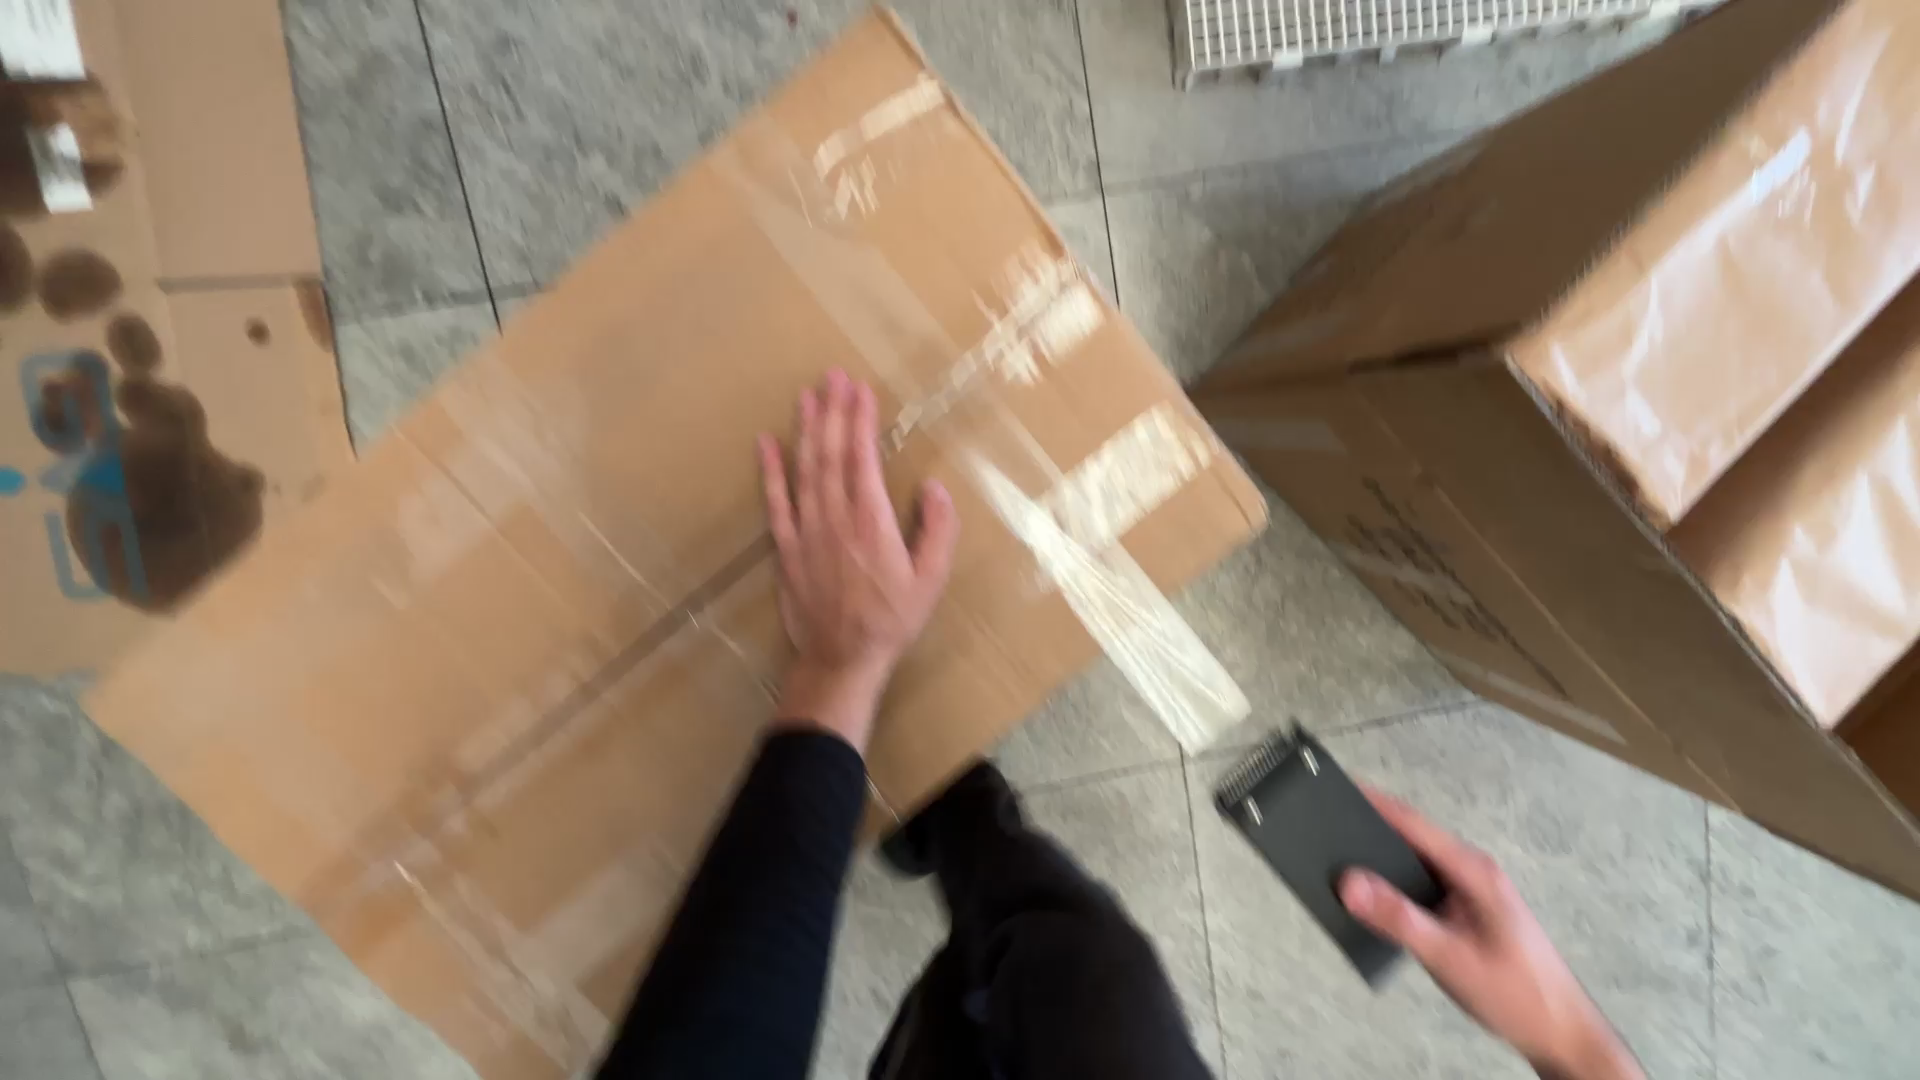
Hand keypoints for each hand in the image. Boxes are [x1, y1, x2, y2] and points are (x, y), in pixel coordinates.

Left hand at [757, 369, 958, 752]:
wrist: (842, 658)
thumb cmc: (892, 620)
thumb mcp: (931, 580)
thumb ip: (937, 530)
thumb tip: (933, 487)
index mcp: (871, 521)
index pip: (863, 457)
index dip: (861, 420)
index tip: (861, 389)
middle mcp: (834, 516)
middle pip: (832, 453)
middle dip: (834, 411)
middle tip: (834, 375)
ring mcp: (805, 530)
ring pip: (804, 468)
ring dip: (806, 429)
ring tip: (807, 395)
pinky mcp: (785, 547)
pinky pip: (776, 501)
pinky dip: (770, 470)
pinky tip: (766, 442)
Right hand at [1339, 792, 1643, 1079]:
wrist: (1566, 1038)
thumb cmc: (1516, 994)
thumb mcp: (1450, 957)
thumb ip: (1397, 918)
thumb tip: (1346, 881)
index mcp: (1471, 869)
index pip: (1410, 821)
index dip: (1370, 800)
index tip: (1330, 785)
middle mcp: (1469, 869)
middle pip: (1407, 834)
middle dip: (1364, 825)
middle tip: (1318, 821)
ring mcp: (1467, 888)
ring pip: (1410, 858)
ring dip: (1375, 855)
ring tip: (1330, 854)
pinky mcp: (1462, 907)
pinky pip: (1416, 880)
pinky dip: (1388, 879)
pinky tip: (1364, 893)